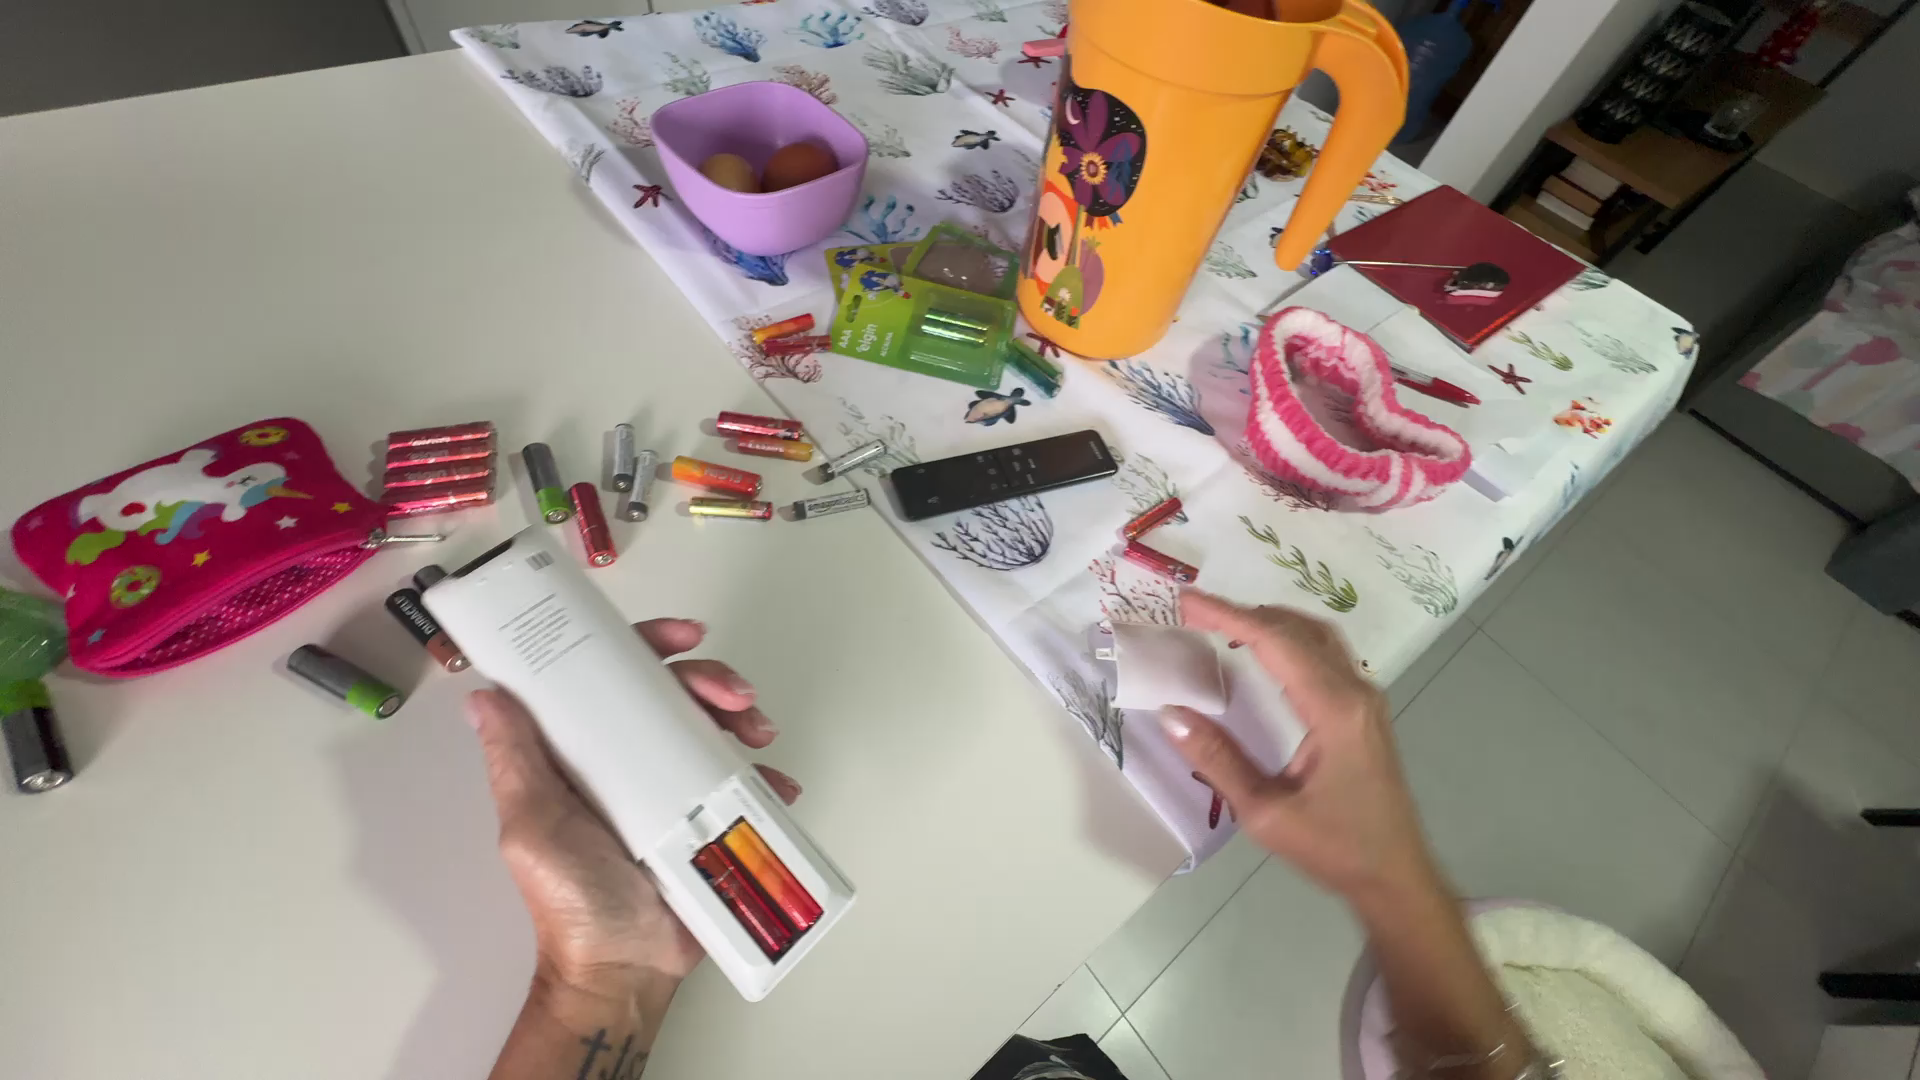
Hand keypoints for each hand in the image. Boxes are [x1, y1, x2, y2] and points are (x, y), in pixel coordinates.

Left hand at [465, 618, 800, 1000]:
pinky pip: (747, 778)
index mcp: (592, 750)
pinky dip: (768, 774)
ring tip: (762, 736)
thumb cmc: (573, 897)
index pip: (619, 677)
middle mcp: (637, 756)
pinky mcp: (715, 811)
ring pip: (718, 725)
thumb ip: (516, 764)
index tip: (687, 637)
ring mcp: (680, 782)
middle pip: (679, 693)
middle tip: (739, 698)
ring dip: (747, 718)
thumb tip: (486, 696)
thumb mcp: (532, 827)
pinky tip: (780, 783)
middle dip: (714, 681)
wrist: (627, 968)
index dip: (652, 644)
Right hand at [1160, 589, 1437, 904]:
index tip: (1186, 601)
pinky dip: (1287, 637)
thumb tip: (1170, 713)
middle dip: (1241, 612)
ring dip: (1267, 620)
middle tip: (1193, 611)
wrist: (1398, 878)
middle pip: (1295, 628)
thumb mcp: (1265, 812)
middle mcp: (1354, 691)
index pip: (1276, 642)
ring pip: (1315, 634)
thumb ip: (1216, 760)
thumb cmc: (1334, 848)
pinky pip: (1325, 652)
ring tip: (1221, 623)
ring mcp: (1364, 698)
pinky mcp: (1364, 709)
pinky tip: (1262, 651)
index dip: (1227, 615)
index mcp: (1333, 709)